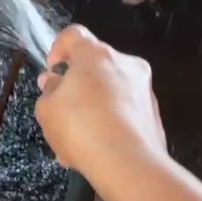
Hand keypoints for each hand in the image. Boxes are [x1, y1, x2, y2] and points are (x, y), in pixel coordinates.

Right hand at [32, 25, 168, 185]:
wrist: (129, 166)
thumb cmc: (80, 127)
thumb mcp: (47, 108)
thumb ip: (49, 90)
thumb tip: (55, 80)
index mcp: (96, 55)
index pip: (74, 34)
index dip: (57, 48)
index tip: (52, 71)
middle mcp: (125, 64)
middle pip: (95, 63)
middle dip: (77, 81)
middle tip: (62, 106)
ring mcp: (144, 89)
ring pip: (110, 88)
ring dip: (93, 103)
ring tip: (76, 136)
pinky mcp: (154, 115)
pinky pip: (124, 110)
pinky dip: (109, 121)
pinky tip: (95, 147)